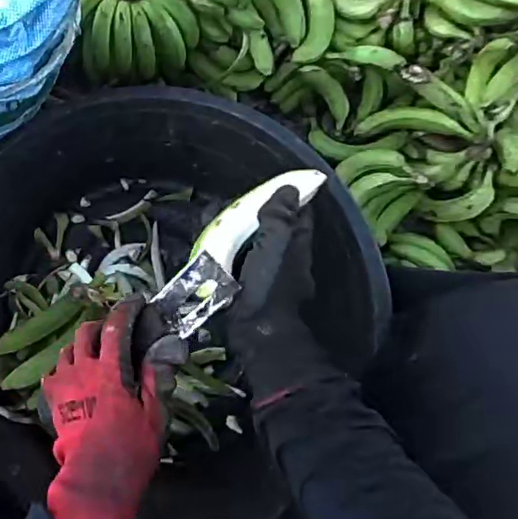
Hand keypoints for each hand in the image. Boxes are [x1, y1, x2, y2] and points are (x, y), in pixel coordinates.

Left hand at [42, 298, 164, 518]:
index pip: (116, 328)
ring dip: (80, 346)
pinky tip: (73, 377)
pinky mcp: (52, 402)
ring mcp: (64, 385)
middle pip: (85, 332)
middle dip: (99, 325)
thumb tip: (157, 353)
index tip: (135, 302)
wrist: (93, 481)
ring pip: (66, 350)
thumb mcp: (154, 416)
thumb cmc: (129, 449)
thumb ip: (154, 380)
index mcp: (110, 371)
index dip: (125, 310)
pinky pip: (53, 374)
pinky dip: (63, 369)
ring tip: (91, 355)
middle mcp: (83, 370)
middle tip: (112, 332)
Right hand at [225, 185, 331, 400]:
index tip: (276, 184)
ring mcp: (271, 278)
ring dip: (245, 234)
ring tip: (222, 222)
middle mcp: (288, 260)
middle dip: (263, 215)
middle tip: (239, 203)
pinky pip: (242, 264)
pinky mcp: (251, 291)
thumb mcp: (275, 244)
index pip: (301, 214)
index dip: (292, 197)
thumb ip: (279, 217)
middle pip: (278, 230)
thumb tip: (289, 188)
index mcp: (297, 246)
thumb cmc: (269, 286)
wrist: (257, 334)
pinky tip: (216, 249)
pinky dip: (232, 254)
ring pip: (259, 247)